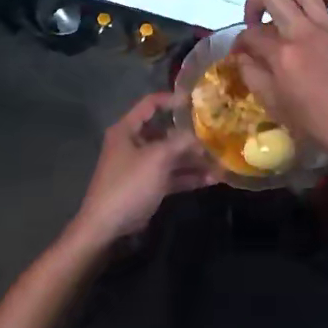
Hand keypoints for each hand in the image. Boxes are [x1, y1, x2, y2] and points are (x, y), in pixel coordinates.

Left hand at [66, 93, 217, 248]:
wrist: (107, 227)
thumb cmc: (129, 184)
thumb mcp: (157, 159)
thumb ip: (180, 143)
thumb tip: (200, 137)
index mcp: (127, 130)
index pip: (150, 105)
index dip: (171, 100)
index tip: (196, 101)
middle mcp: (133, 144)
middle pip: (165, 133)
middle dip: (190, 137)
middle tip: (216, 137)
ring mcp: (140, 167)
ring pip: (170, 157)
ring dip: (193, 160)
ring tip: (220, 163)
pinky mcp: (147, 187)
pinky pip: (171, 176)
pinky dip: (188, 177)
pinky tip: (211, 180)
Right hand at [234, 0, 327, 161]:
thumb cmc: (313, 122)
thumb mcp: (272, 104)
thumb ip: (252, 74)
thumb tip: (242, 55)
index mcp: (282, 54)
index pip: (250, 33)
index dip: (239, 41)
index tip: (240, 51)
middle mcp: (303, 31)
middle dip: (255, 3)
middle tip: (257, 22)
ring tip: (288, 14)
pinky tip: (321, 10)